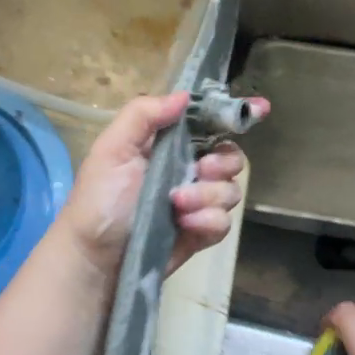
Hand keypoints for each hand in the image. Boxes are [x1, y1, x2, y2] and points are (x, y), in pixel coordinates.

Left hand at [55, 91, 267, 281]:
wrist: (94, 259)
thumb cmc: (100, 199)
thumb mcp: (112, 149)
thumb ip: (144, 115)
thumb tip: (184, 96)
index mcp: (168, 145)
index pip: (208, 124)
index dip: (234, 116)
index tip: (260, 109)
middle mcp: (187, 170)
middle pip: (230, 157)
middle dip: (221, 163)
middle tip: (201, 171)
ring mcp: (196, 203)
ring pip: (230, 191)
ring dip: (207, 196)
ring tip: (177, 205)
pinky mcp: (201, 233)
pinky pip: (224, 222)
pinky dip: (208, 221)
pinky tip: (185, 225)